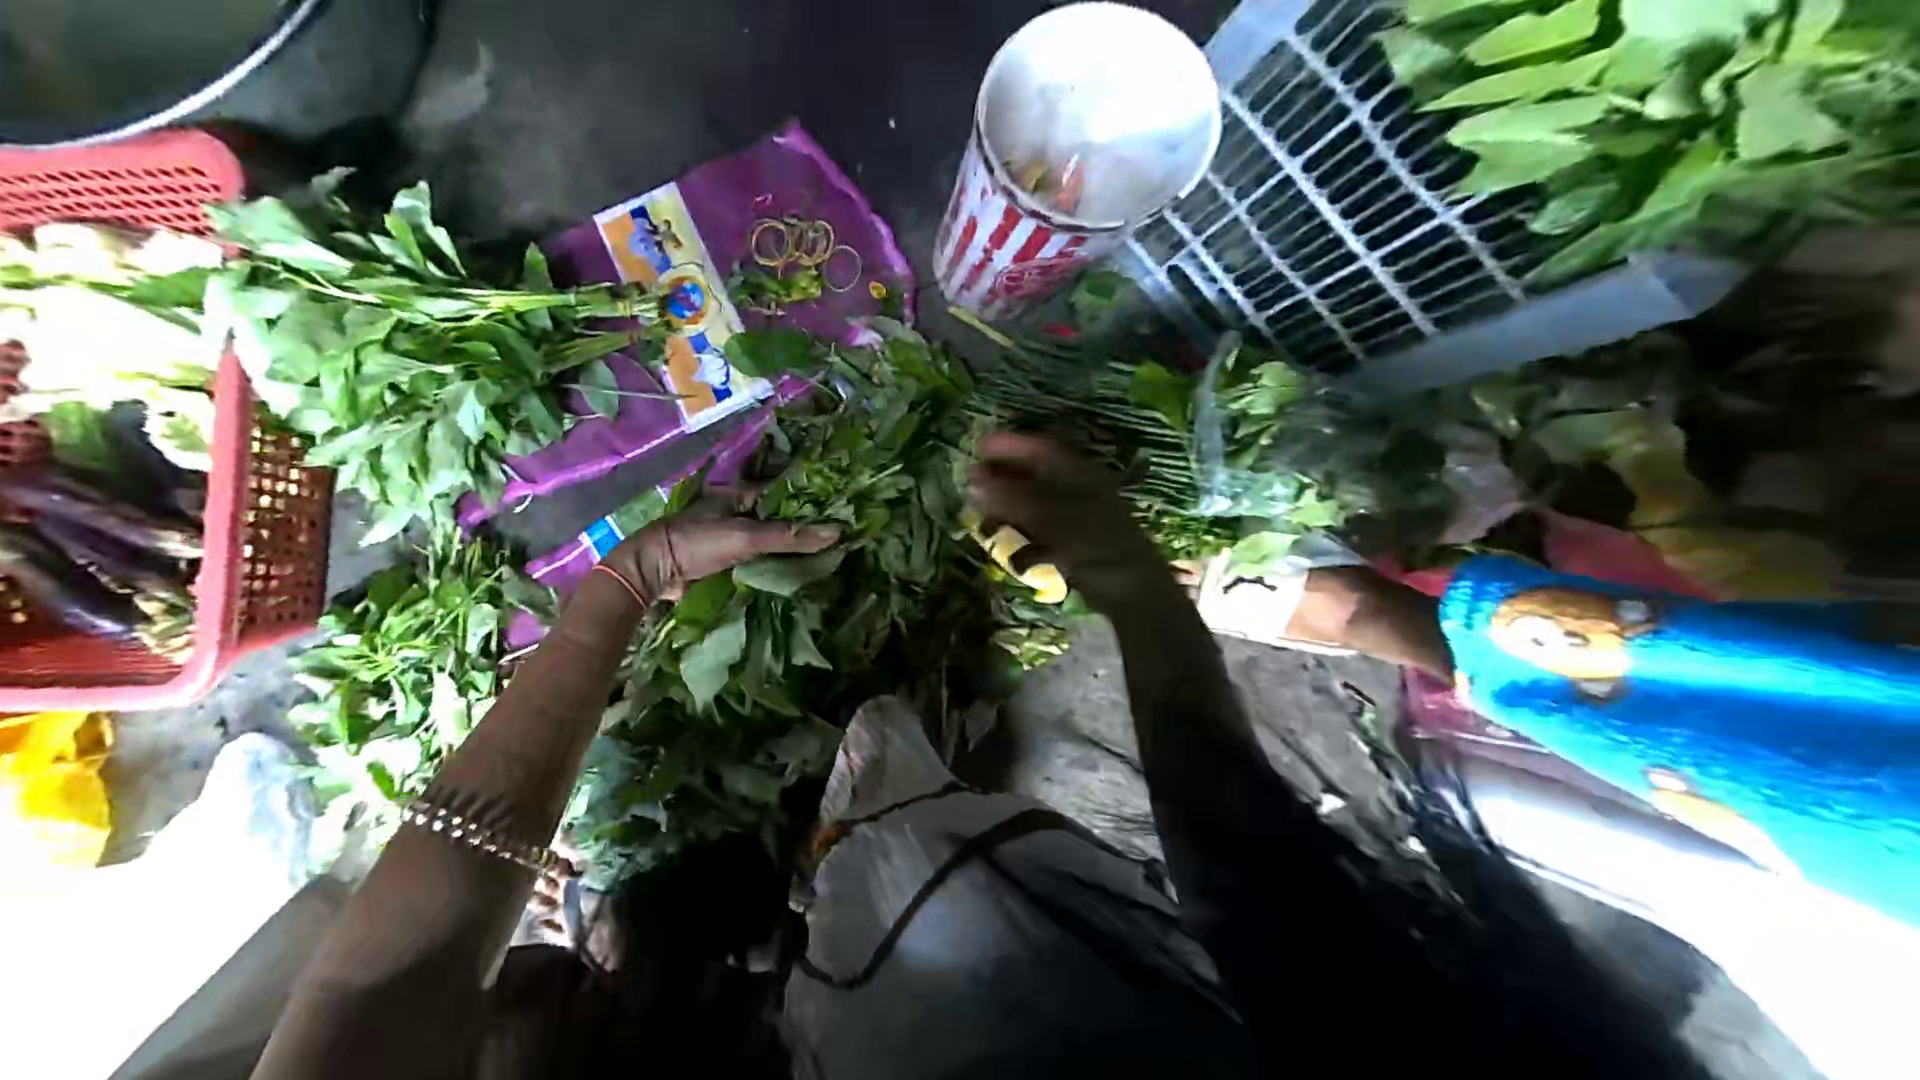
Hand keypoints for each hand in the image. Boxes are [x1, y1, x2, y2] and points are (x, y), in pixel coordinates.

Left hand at [600, 500, 839, 603]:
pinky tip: (795, 569)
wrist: (652, 571)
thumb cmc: (698, 543)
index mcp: (741, 494)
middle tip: (838, 536)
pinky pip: (759, 557)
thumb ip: (789, 536)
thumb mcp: (746, 537)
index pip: (786, 494)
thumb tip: (837, 533)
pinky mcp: (726, 558)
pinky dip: (775, 562)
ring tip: (825, 554)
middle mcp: (738, 511)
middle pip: (779, 517)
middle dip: (803, 526)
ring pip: (770, 538)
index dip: (811, 502)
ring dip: (790, 547)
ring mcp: (731, 535)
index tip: (840, 512)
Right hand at [968, 433, 1170, 612]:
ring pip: (1033, 505)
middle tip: (972, 483)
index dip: (1010, 446)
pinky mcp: (1072, 544)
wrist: (1131, 590)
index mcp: (1079, 474)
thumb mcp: (1052, 516)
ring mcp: (1075, 518)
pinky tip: (1011, 549)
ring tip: (983, 518)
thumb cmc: (1096, 543)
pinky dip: (1023, 537)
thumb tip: (974, 482)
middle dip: (1003, 478)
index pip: (1040, 450)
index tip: (979, 447)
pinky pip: (1040, 533)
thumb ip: (1012, 498)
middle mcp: (1077, 490)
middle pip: (1034, 476)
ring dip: (1008, 509)